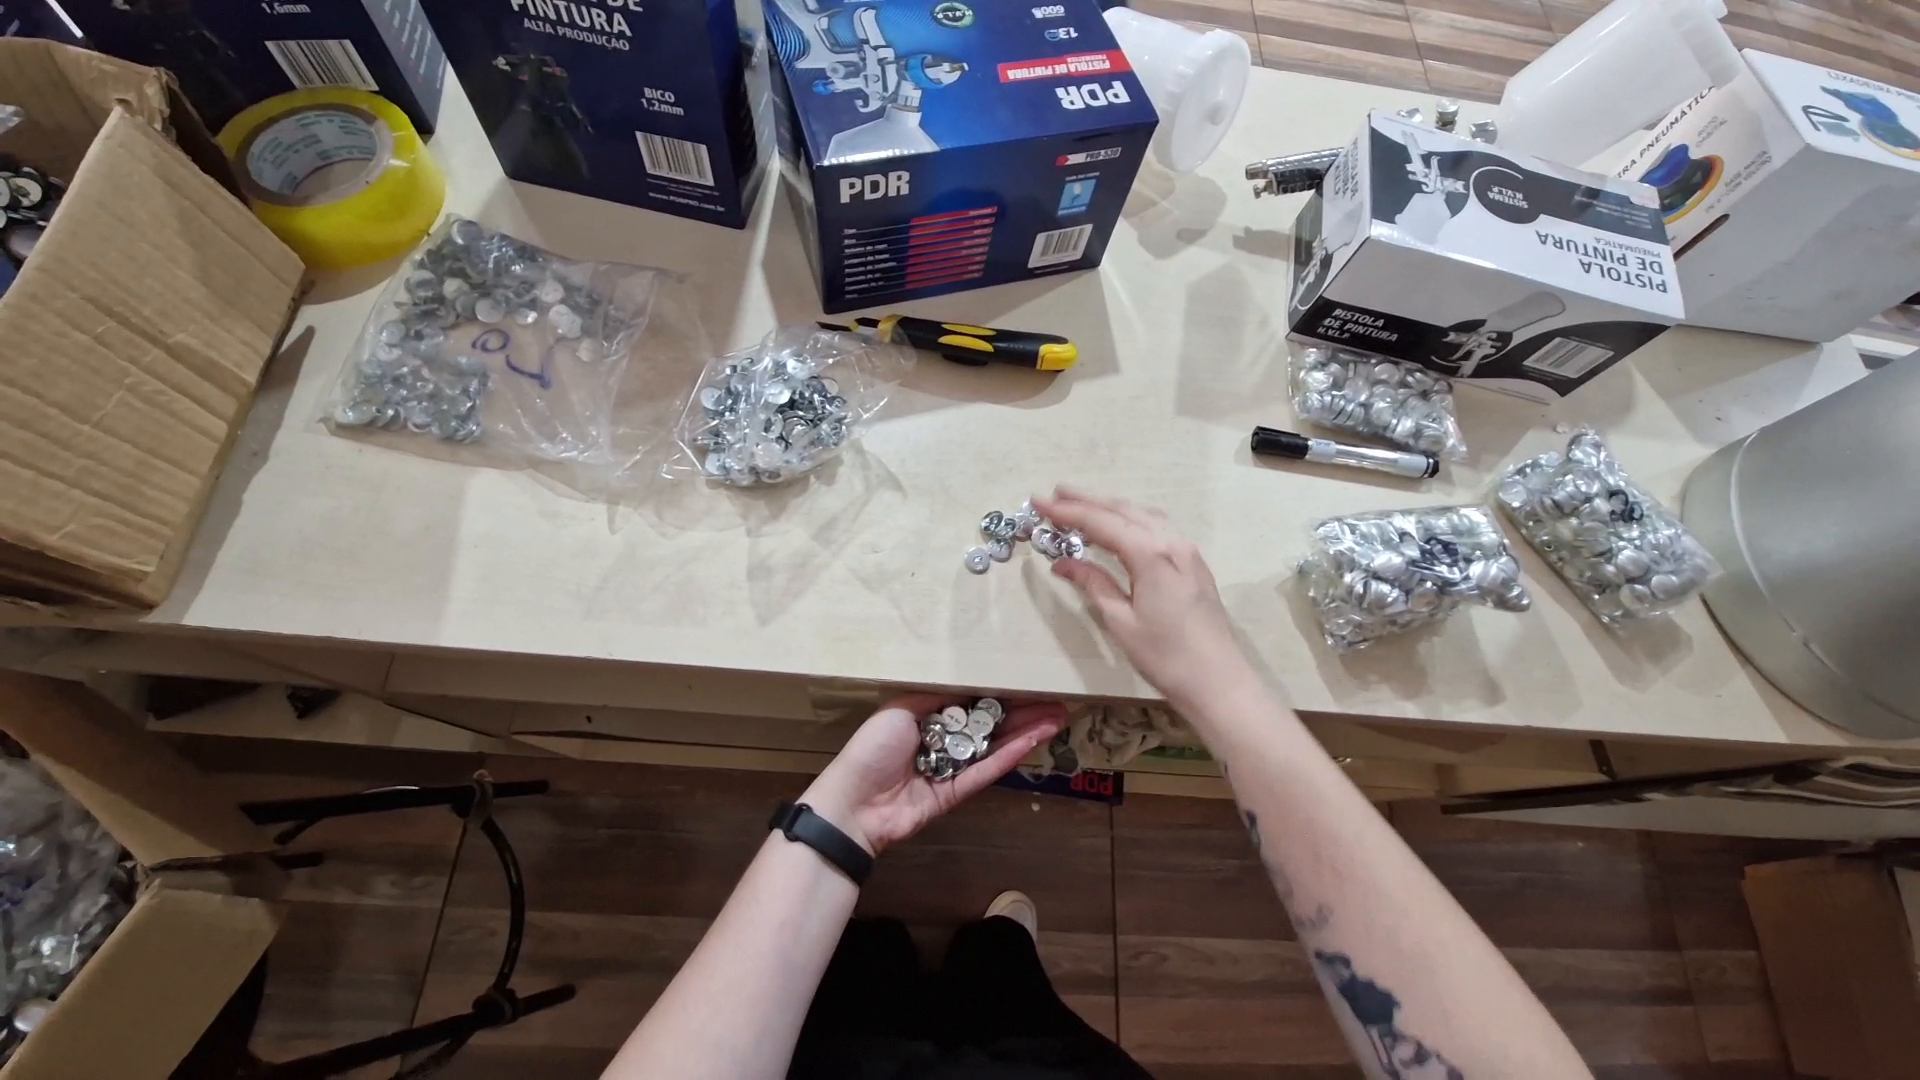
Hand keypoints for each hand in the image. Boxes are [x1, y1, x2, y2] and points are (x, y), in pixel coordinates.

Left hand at [800, 695, 1068, 855]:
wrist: (854, 801)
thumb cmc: (873, 747)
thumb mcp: (902, 707)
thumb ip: (938, 697)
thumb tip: (970, 683)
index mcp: (928, 716)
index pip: (971, 701)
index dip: (1000, 693)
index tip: (1029, 683)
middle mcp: (944, 741)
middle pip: (990, 724)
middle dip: (1023, 713)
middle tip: (1057, 701)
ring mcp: (952, 768)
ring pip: (994, 747)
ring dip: (1025, 732)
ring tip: (1057, 717)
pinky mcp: (957, 793)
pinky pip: (986, 771)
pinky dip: (1009, 756)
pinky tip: (1034, 740)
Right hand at [1034, 487, 1251, 708]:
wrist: (1218, 681)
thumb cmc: (1165, 656)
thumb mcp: (1121, 621)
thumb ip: (1094, 584)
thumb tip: (1064, 563)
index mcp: (1151, 555)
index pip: (1101, 523)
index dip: (1068, 512)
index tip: (1038, 502)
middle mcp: (1171, 543)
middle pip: (1123, 510)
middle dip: (1087, 500)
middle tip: (1054, 494)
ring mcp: (1187, 551)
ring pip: (1143, 515)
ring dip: (1110, 506)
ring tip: (1081, 504)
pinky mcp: (1193, 563)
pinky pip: (1158, 527)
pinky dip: (1131, 519)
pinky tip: (1119, 525)